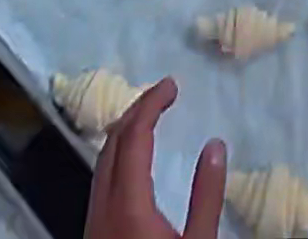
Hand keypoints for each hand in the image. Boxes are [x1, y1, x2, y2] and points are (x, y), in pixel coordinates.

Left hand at [85, 77, 226, 238]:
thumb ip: (207, 196)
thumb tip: (215, 144)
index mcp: (128, 206)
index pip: (134, 137)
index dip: (151, 103)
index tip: (173, 84)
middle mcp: (102, 211)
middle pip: (111, 144)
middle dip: (136, 109)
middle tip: (165, 91)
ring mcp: (92, 226)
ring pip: (101, 163)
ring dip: (125, 131)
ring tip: (152, 115)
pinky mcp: (93, 238)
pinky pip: (100, 181)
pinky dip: (118, 154)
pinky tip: (135, 159)